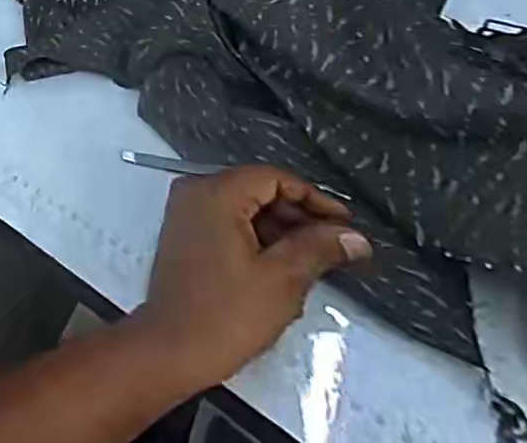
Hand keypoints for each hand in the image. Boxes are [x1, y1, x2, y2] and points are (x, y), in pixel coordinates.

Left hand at [129, 165, 369, 389]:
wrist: (171, 347)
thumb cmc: (226, 314)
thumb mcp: (282, 280)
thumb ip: (318, 249)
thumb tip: (355, 236)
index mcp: (215, 192)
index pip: (272, 177)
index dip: (313, 197)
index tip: (346, 222)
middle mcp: (195, 190)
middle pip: (256, 188)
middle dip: (297, 214)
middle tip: (335, 244)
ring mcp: (186, 210)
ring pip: (243, 205)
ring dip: (279, 228)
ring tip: (314, 258)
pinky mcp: (185, 231)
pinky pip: (226, 219)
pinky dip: (255, 235)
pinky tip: (281, 264)